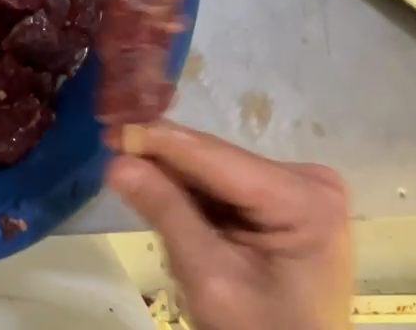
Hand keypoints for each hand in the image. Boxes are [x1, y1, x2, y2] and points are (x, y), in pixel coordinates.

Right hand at [110, 123, 352, 329]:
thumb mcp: (210, 280)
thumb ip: (167, 214)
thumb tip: (116, 163)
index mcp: (304, 197)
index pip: (213, 154)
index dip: (156, 140)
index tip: (108, 134)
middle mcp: (307, 179)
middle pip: (213, 159)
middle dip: (162, 162)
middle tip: (113, 162)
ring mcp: (300, 187)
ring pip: (213, 169)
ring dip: (174, 180)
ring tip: (136, 188)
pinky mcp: (287, 199)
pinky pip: (224, 184)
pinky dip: (193, 195)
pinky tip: (169, 204)